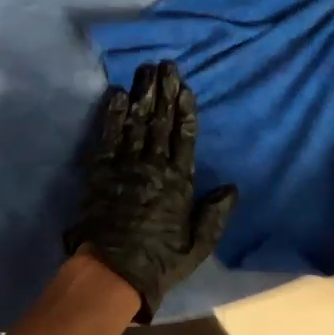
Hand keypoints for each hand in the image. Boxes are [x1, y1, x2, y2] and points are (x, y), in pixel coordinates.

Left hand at [64, 61, 237, 322]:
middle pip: (160, 122)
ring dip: (141, 95)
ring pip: (136, 123)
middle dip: (163, 92)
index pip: (185, 138)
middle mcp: (154, 167)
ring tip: (144, 70)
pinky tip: (116, 94)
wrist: (115, 270)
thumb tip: (232, 186)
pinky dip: (112, 114)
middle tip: (164, 64)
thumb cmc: (160, 260)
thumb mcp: (199, 244)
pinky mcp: (101, 170)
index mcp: (180, 183)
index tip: (185, 86)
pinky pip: (108, 136)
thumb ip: (214, 214)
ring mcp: (126, 166)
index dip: (186, 111)